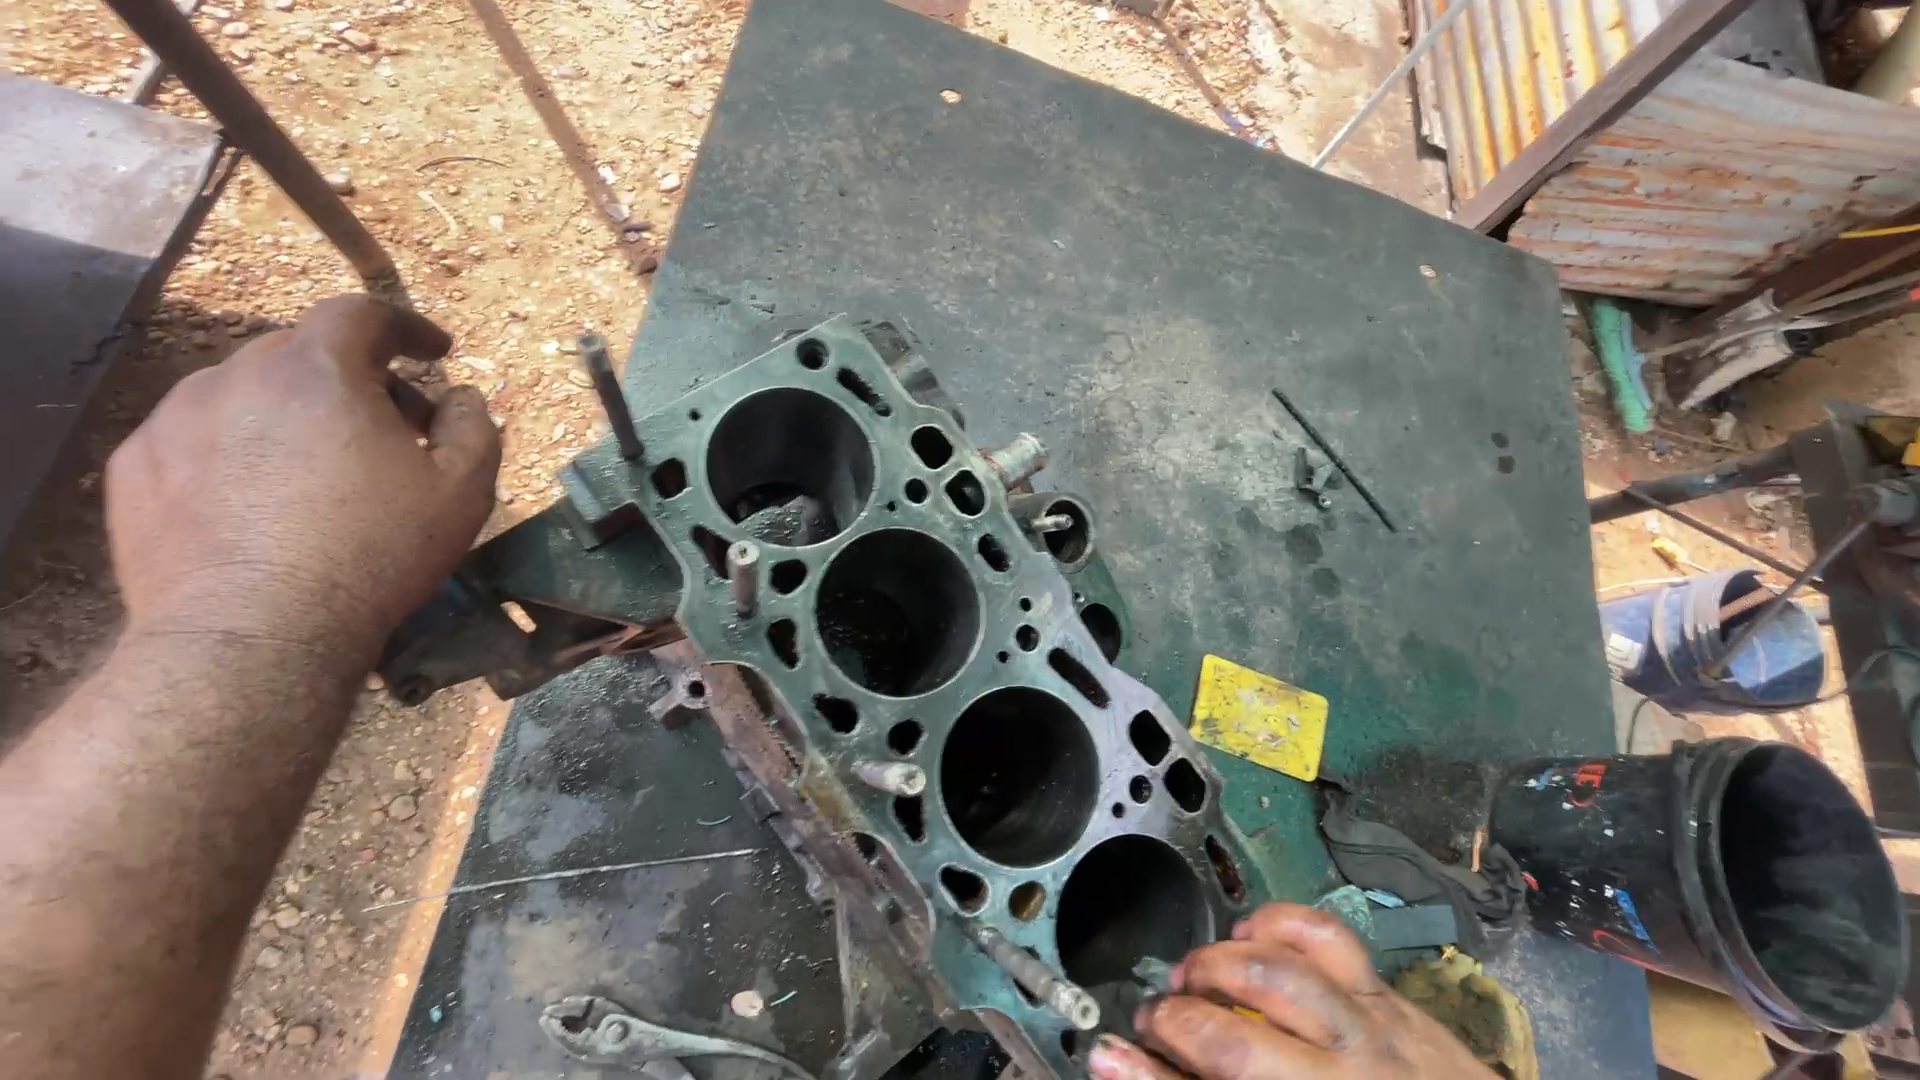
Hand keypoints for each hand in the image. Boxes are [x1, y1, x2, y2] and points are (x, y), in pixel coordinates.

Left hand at [106, 295, 500, 654]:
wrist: (257, 632)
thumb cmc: (378, 551)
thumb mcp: (464, 490)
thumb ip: (475, 426)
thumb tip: (462, 395)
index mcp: (319, 373)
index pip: (361, 315)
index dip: (406, 326)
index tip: (434, 351)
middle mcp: (237, 378)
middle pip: (306, 351)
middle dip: (359, 378)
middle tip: (395, 427)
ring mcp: (175, 420)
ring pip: (249, 391)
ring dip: (298, 411)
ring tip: (326, 468)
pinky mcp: (136, 466)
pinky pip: (202, 434)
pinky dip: (244, 446)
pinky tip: (267, 498)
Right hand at [1090, 904, 1499, 1079]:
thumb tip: (1112, 1060)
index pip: (1219, 1069)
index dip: (1151, 1062)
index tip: (1129, 1045)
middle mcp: (1346, 1076)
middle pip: (1238, 1041)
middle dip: (1179, 1018)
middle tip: (1160, 1016)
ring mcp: (1372, 1030)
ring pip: (1278, 971)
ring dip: (1217, 964)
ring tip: (1197, 975)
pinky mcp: (1386, 995)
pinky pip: (1327, 936)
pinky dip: (1276, 924)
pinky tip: (1250, 940)